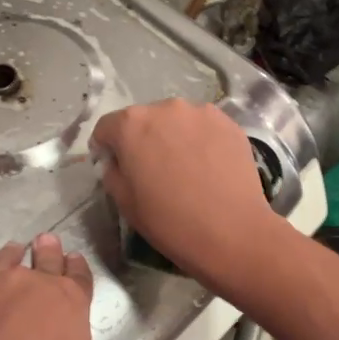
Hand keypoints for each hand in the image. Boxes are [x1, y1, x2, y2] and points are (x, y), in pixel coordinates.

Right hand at [90, 99, 285, 282]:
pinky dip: (201, 141)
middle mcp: (165, 107)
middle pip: (144, 120)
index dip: (106, 147)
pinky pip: (204, 128)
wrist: (231, 231)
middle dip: (143, 140)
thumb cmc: (170, 221)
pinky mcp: (229, 122)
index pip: (107, 127)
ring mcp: (201, 112)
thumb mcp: (125, 203)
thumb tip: (118, 161)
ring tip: (185, 169)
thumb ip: (113, 172)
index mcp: (131, 124)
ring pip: (177, 122)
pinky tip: (209, 167)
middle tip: (153, 170)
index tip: (116, 167)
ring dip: (174, 137)